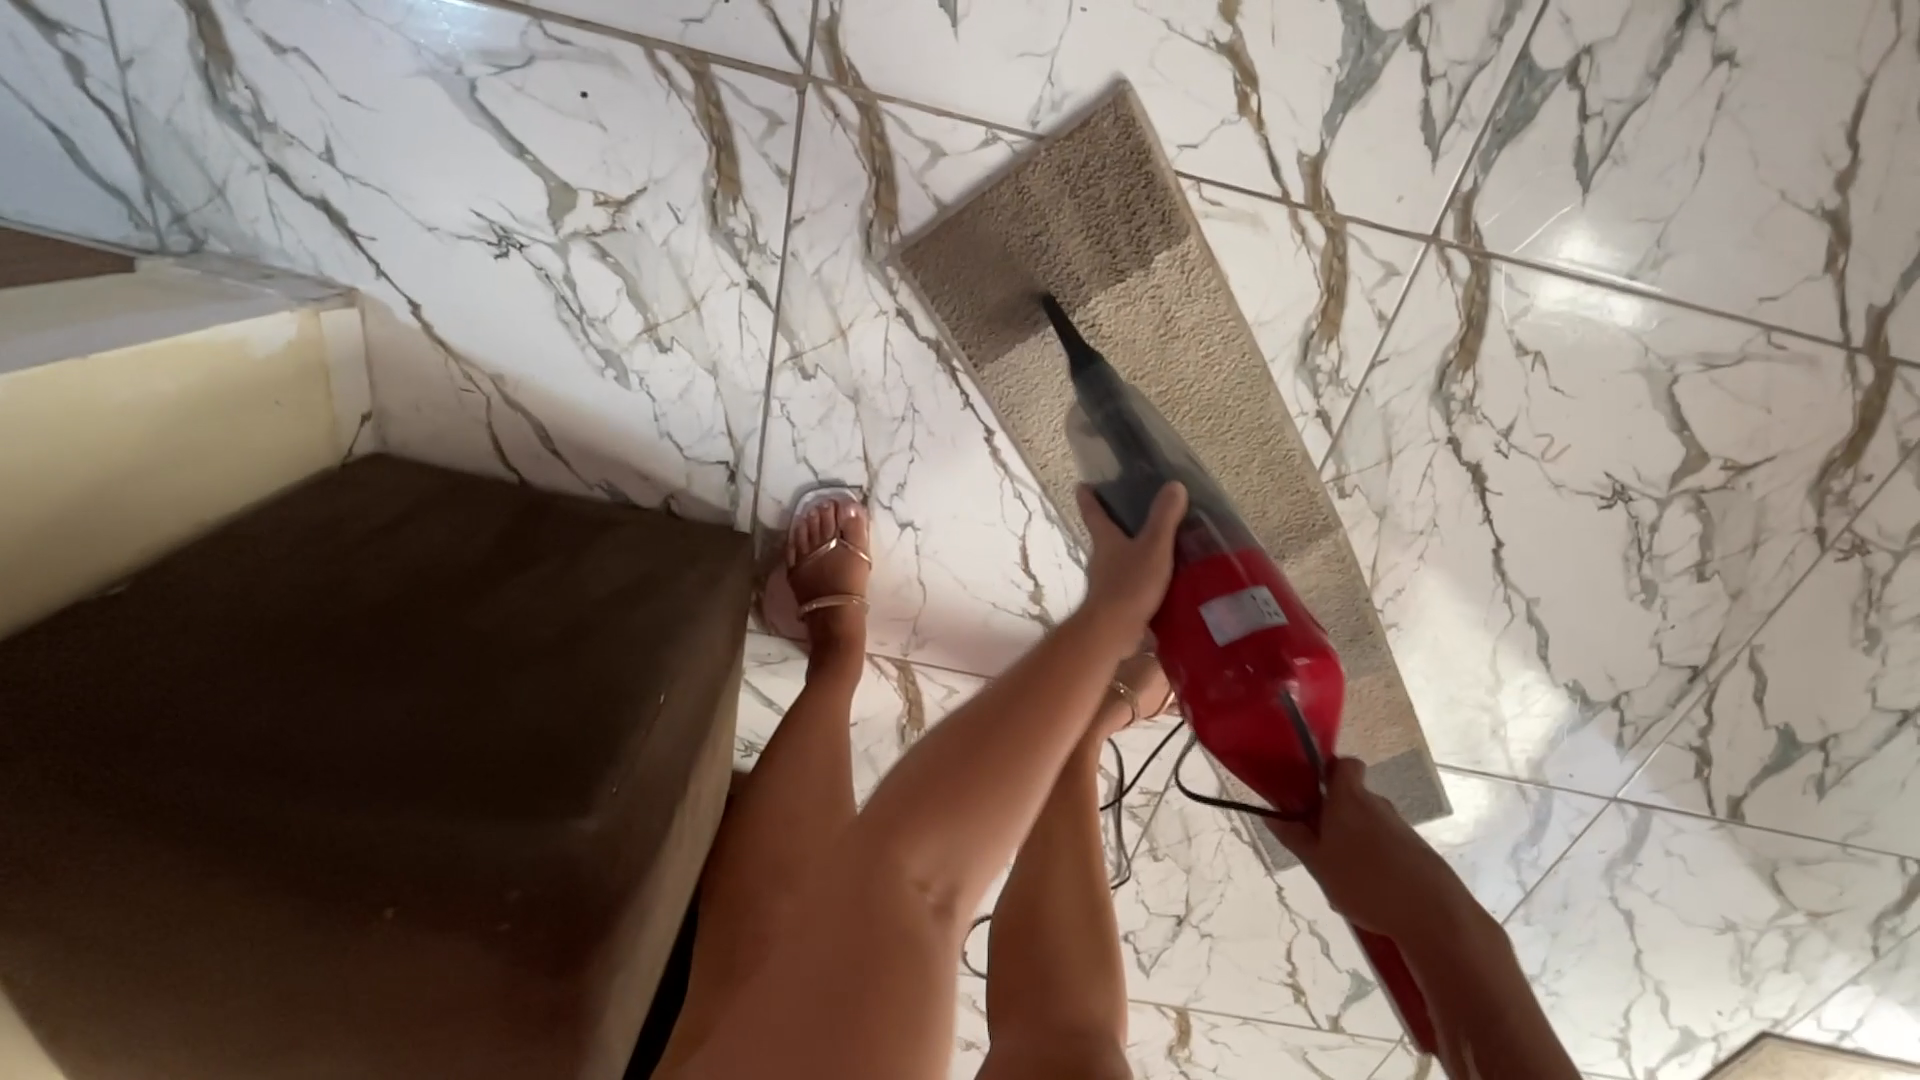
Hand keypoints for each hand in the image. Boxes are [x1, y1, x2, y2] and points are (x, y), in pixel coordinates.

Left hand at [1076, 482, 1187, 630]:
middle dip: (1116, 525)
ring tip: (1158, 547)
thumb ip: (1164, 518)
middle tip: (1135, 513)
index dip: (1089, 497)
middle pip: (1106, 536)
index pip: (1093, 512)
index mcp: (1105, 540)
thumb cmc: (1129, 584)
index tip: (1082, 485)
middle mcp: (1101, 558)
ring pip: (1119, 560)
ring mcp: (1106, 582)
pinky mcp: (1116, 603)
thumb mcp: (1152, 547)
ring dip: (1133, 553)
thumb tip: (1174, 485)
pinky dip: (1143, 577)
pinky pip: (1131, 583)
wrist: (1113, 631)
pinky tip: (1161, 580)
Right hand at [1268, 758, 1477, 938]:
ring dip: (1354, 841)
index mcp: (1348, 799)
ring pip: (1369, 824)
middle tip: (1318, 843)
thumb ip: (1295, 838)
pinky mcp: (1418, 852)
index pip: (1344, 765)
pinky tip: (1370, 891)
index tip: (1313, 790)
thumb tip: (1272, 815)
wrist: (1435, 916)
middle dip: (1335, 815)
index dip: (1329, 771)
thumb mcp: (1317, 864)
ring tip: (1343, 875)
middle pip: (1353, 798)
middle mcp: (1376, 805)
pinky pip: (1387, 846)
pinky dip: (1376, 859)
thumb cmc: (1365, 883)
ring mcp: (1401, 828)